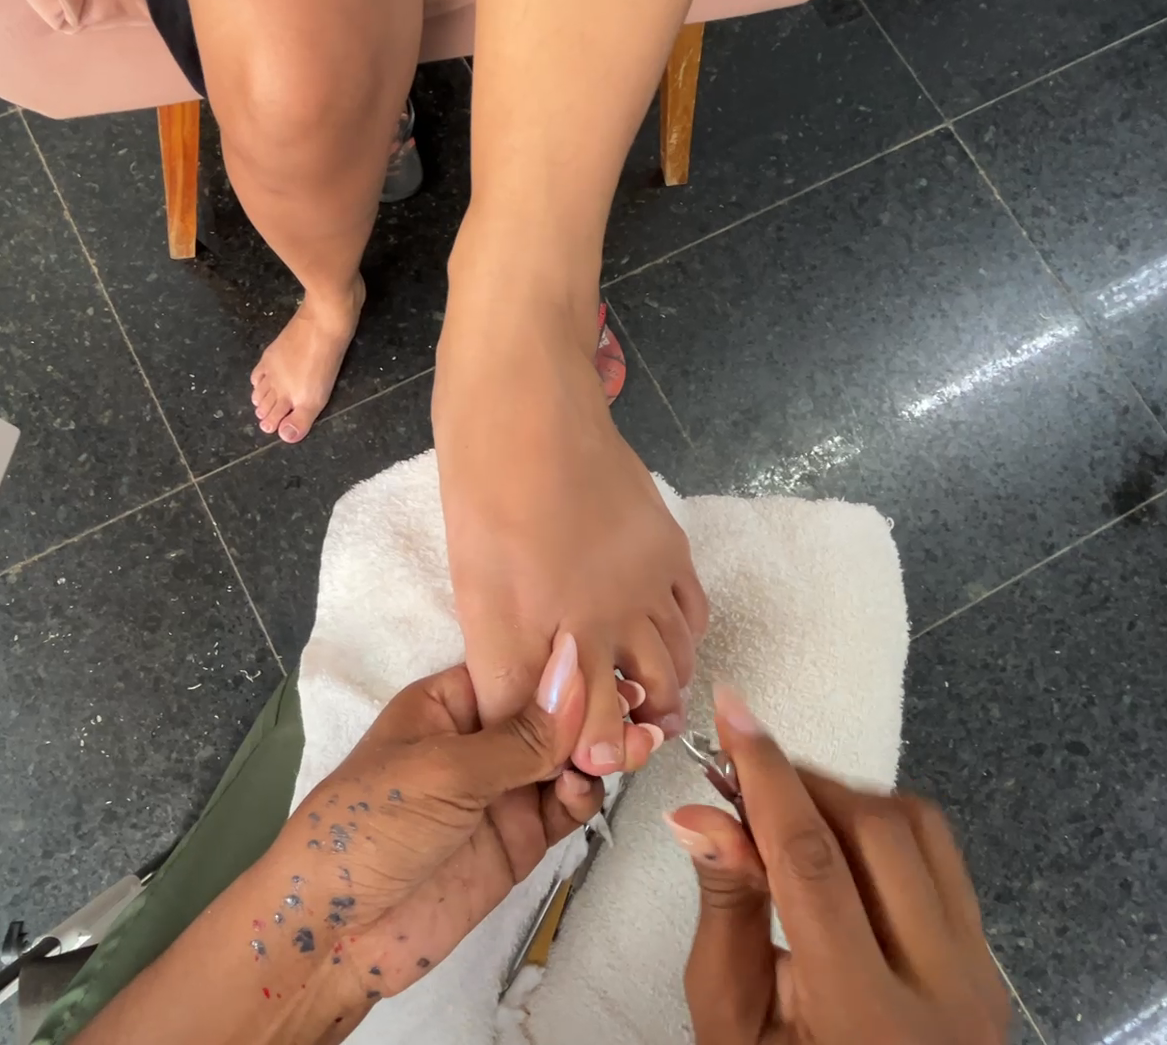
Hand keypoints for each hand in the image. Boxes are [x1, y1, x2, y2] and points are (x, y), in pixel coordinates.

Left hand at [86, 635, 603, 1044]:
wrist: (338, 935)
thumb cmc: (370, 824)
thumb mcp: (443, 769)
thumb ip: (519, 733)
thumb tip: (575, 665)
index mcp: (446, 704)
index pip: (515, 670)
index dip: (563, 668)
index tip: (611, 663)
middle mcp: (477, 741)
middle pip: (546, 716)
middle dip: (589, 711)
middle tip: (637, 708)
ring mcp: (499, 791)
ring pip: (563, 760)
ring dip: (596, 751)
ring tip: (632, 746)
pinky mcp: (516, 839)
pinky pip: (563, 807)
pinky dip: (584, 794)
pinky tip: (591, 786)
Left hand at [434, 238, 707, 776]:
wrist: (525, 398)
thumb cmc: (480, 491)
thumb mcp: (472, 586)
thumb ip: (501, 662)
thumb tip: (519, 721)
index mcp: (558, 635)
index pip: (586, 730)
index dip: (585, 758)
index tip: (576, 768)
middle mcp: (617, 617)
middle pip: (643, 701)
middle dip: (629, 731)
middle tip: (612, 738)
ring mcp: (652, 576)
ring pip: (675, 660)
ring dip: (659, 689)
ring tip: (640, 699)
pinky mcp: (670, 541)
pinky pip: (695, 611)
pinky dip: (684, 640)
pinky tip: (665, 639)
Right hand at [667, 687, 1008, 1044]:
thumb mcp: (729, 1019)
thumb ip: (724, 909)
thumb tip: (698, 812)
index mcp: (866, 1018)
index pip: (811, 861)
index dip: (766, 774)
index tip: (731, 710)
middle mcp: (946, 988)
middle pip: (877, 829)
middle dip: (800, 781)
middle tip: (742, 780)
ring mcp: (980, 973)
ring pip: (919, 828)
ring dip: (842, 796)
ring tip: (784, 811)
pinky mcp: (986, 959)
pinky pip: (938, 854)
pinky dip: (878, 821)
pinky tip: (833, 842)